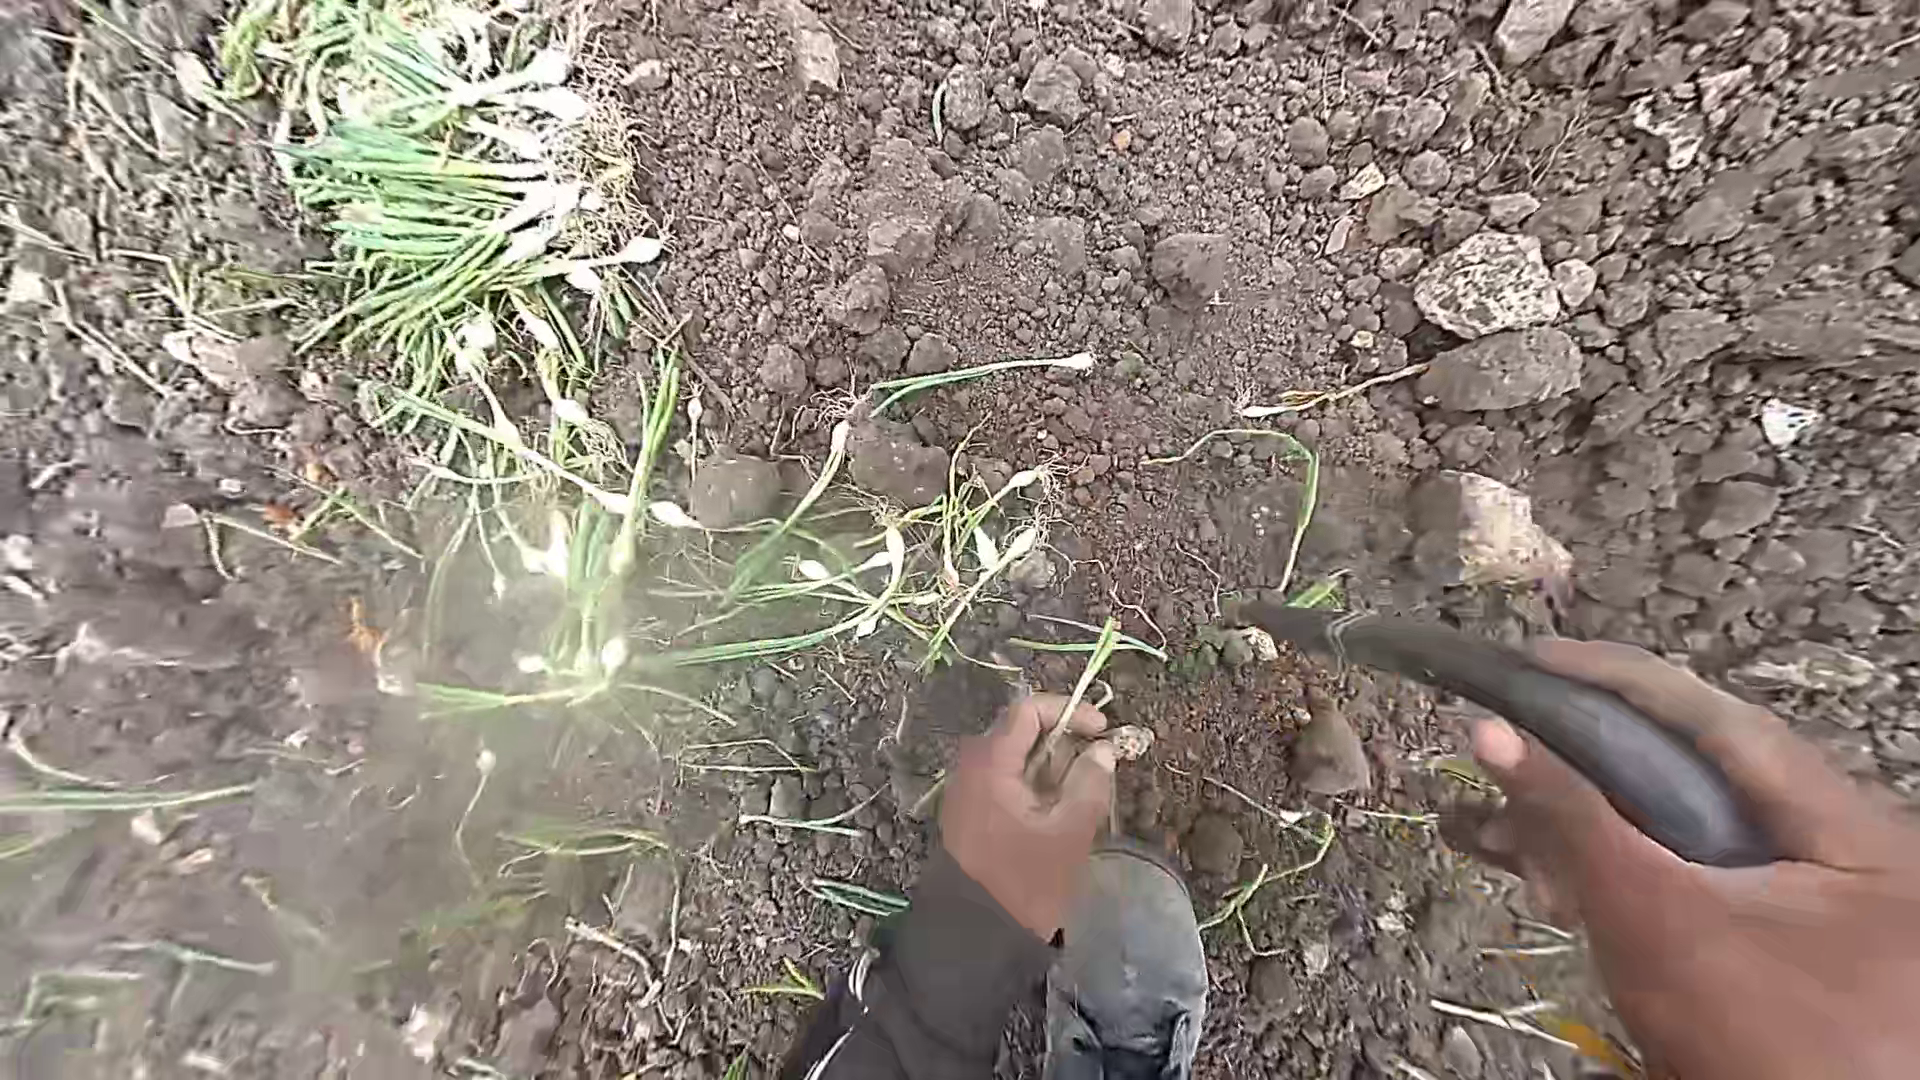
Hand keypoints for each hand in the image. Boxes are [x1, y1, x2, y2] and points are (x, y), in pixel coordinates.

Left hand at [940, 694, 1115, 939]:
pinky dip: (1034, 779)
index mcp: (990, 761)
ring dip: (1051, 762)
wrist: (973, 937)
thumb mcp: (1067, 833)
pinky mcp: (971, 806)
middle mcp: (972, 763)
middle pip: (1021, 729)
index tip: (1101, 728)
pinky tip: (1058, 803)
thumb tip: (1102, 749)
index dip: (1068, 711)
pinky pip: (1006, 776)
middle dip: (1063, 738)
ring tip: (1083, 786)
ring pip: (1015, 754)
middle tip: (1098, 759)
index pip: (1028, 710)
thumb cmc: (1023, 882)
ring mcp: (968, 785)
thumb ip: (1089, 783)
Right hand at [1469, 638, 1919, 1079]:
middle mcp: (1824, 849)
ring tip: (1493, 842)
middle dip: (1570, 771)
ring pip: (1647, 818)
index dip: (1619, 677)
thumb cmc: (1759, 1037)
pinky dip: (1583, 862)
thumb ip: (1563, 811)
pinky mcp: (1739, 917)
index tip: (1530, 656)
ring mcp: (1780, 888)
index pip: (1722, 721)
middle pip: (1671, 769)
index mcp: (1852, 837)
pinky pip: (1648, 862)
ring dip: (1561, 827)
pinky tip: (1527, 878)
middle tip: (1498, 748)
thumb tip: (1483, 728)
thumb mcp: (1647, 911)